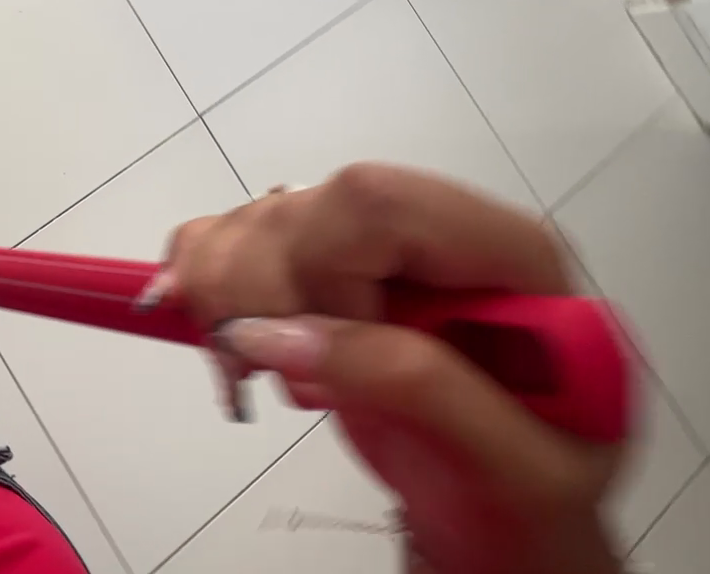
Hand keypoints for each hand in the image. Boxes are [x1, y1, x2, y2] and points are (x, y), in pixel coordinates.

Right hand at [167, 165, 624, 573]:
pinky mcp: (307, 254)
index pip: (381, 204)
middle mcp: (422, 227)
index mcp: (499, 253)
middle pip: (302, 209)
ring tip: (248, 370)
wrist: (485, 505)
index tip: (324, 359)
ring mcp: (358, 238)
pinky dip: (193, 278)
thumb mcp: (505, 462)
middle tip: (266, 375)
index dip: (326, 269)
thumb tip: (265, 334)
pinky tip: (216, 334)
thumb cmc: (516, 493)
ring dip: (218, 295)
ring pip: (251, 219)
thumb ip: (406, 384)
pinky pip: (220, 233)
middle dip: (257, 294)